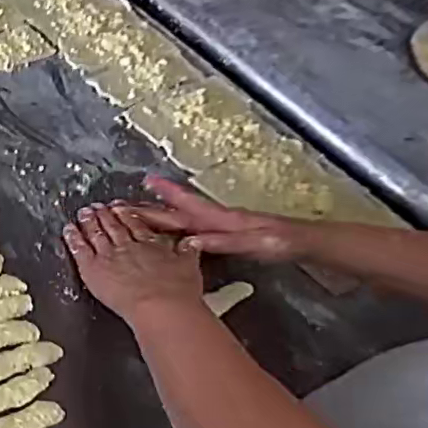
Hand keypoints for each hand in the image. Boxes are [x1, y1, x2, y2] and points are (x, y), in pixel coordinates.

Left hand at [64, 202, 204, 322]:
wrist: (159, 305)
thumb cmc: (177, 292)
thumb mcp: (189, 267)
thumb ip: (188, 252)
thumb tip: (192, 242)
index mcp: (151, 244)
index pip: (136, 225)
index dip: (127, 215)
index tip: (120, 207)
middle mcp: (128, 246)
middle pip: (114, 226)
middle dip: (105, 215)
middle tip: (98, 206)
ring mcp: (108, 255)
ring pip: (96, 233)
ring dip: (89, 221)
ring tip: (84, 212)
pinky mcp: (92, 267)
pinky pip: (79, 248)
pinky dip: (73, 237)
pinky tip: (68, 229)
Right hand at [122, 175, 308, 260]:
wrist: (306, 243)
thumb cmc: (282, 242)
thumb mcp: (254, 243)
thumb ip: (223, 242)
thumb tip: (192, 241)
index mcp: (218, 219)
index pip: (183, 207)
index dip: (163, 196)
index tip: (144, 183)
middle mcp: (213, 220)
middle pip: (174, 212)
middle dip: (147, 207)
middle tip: (120, 204)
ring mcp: (216, 226)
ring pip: (178, 220)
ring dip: (155, 216)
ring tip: (133, 214)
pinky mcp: (220, 235)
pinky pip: (186, 230)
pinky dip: (169, 228)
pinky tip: (162, 233)